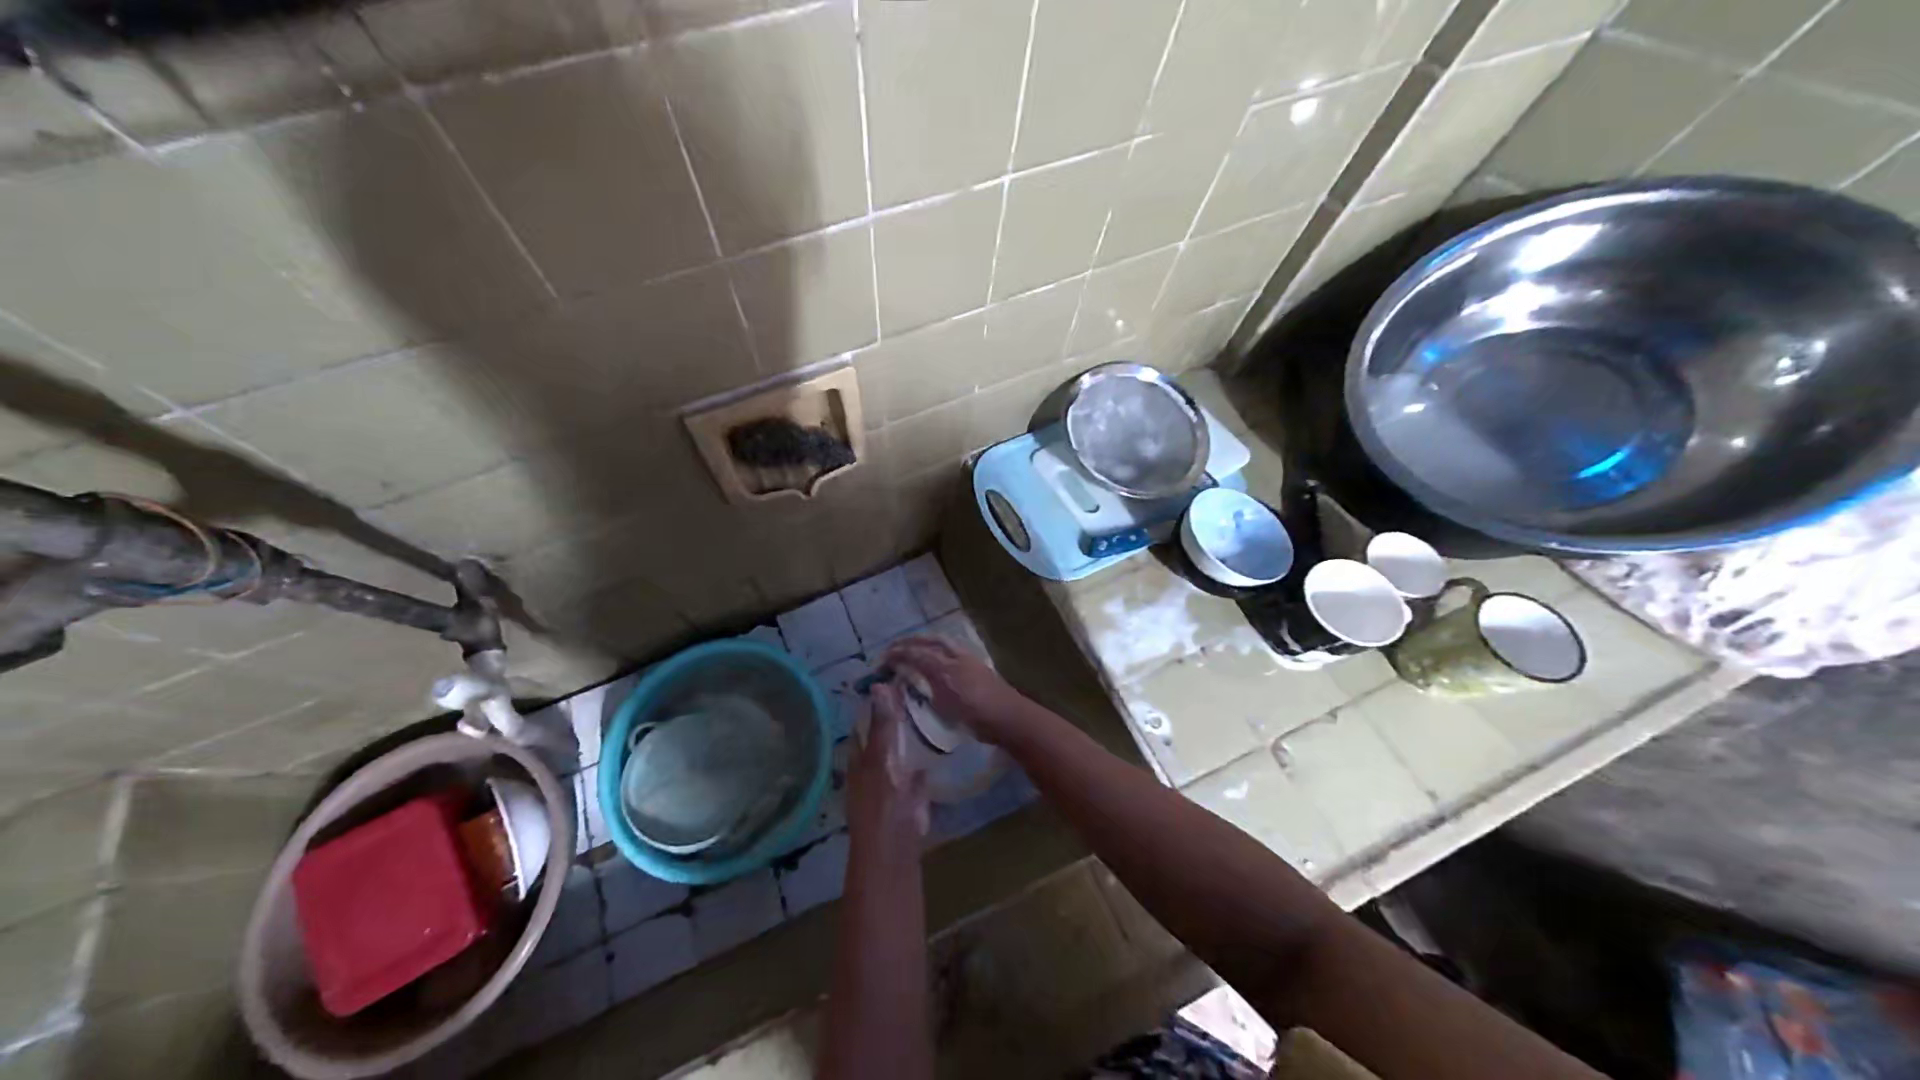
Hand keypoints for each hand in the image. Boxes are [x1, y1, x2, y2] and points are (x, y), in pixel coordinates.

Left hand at [847, 681, 927, 848]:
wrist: (895, 850)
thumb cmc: (881, 804)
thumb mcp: (881, 759)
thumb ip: (882, 725)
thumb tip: (878, 686)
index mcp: (859, 758)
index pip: (865, 722)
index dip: (877, 702)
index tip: (894, 679)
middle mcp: (873, 768)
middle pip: (884, 736)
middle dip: (896, 716)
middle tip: (918, 689)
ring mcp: (892, 783)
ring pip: (901, 751)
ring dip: (911, 735)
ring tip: (931, 709)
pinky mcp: (911, 796)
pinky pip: (917, 769)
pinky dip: (925, 756)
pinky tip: (940, 743)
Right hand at [882, 635, 1033, 746]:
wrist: (1008, 717)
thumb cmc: (974, 714)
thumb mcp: (942, 703)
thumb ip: (924, 684)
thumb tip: (904, 675)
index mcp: (943, 665)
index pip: (914, 652)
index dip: (896, 655)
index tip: (881, 660)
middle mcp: (954, 655)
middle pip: (928, 640)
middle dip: (909, 642)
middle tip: (894, 648)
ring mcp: (968, 659)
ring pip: (941, 642)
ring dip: (924, 642)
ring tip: (912, 649)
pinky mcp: (977, 666)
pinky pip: (951, 649)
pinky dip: (937, 648)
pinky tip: (935, 658)